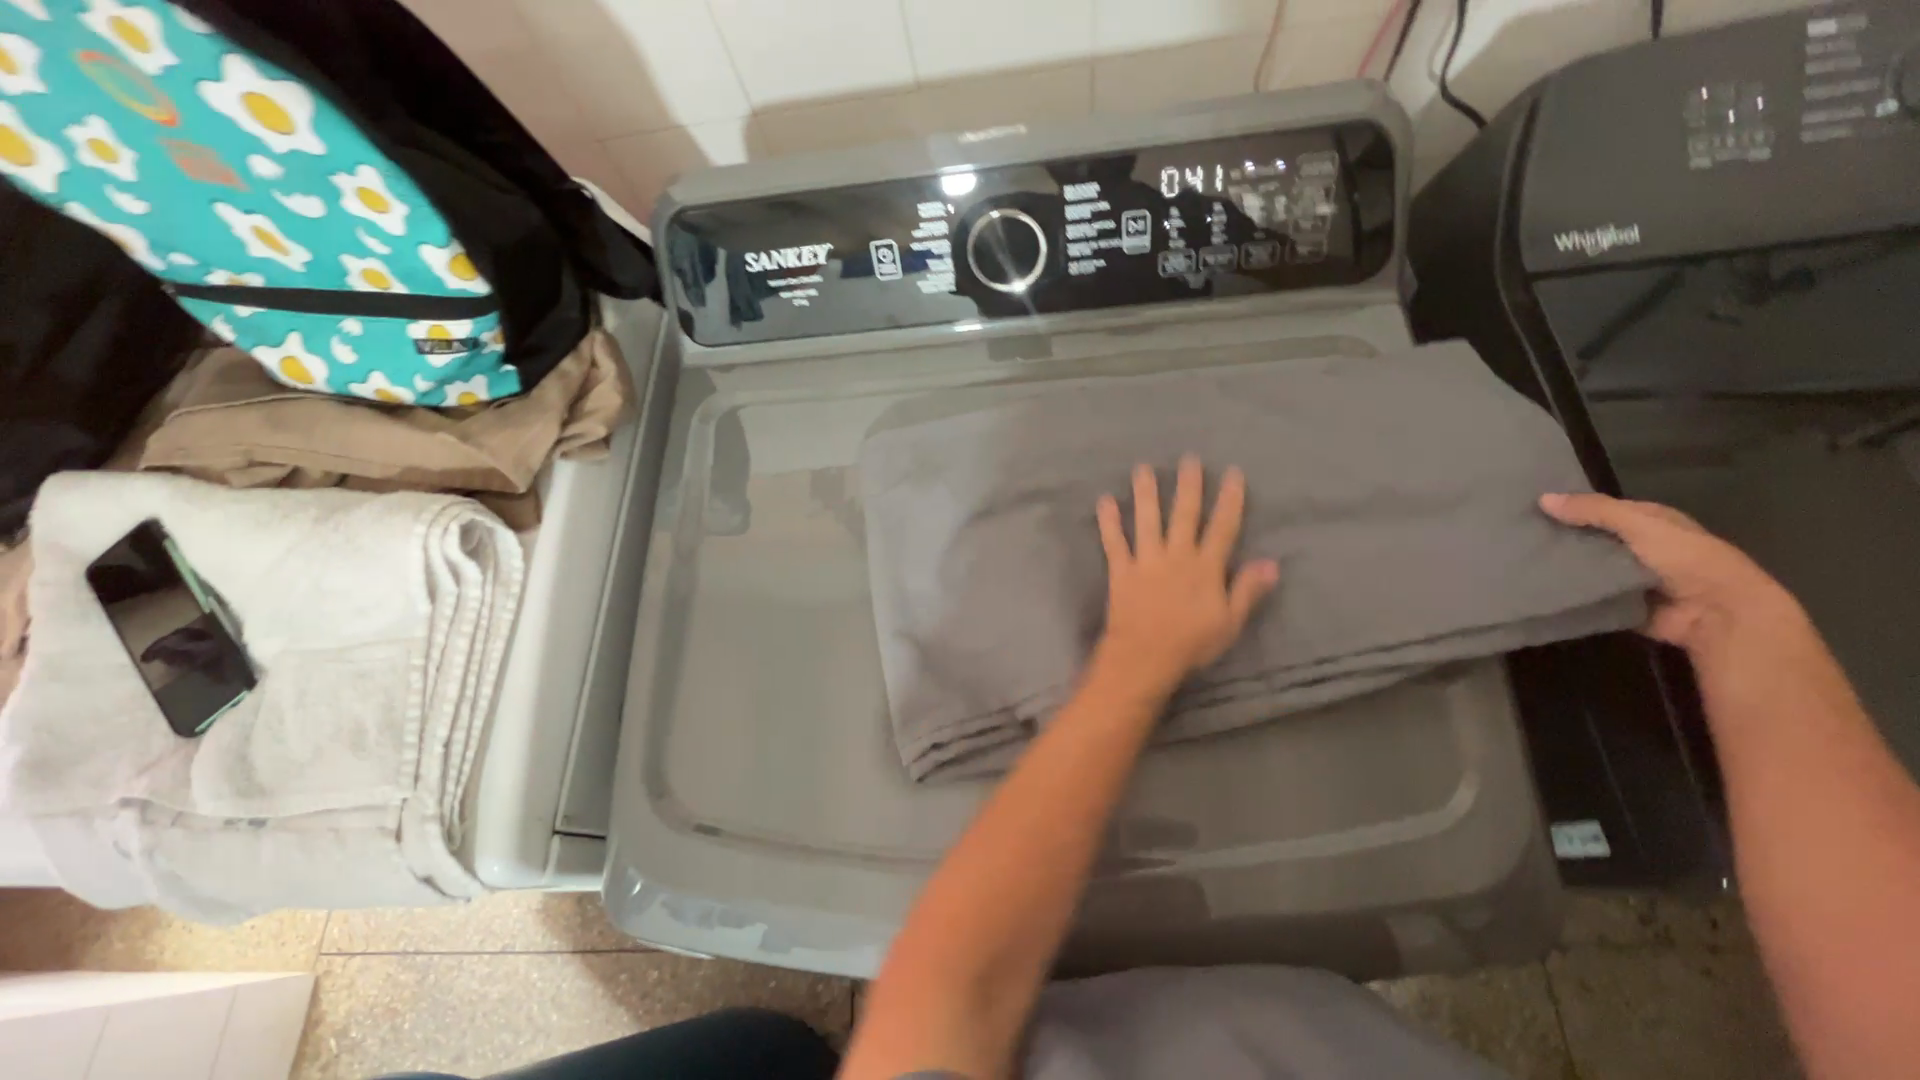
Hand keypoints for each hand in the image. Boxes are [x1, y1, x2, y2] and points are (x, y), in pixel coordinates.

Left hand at [1093, 455, 1280, 692]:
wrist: (1145, 656)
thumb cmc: (1191, 644)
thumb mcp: (1230, 622)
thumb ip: (1248, 590)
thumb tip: (1272, 562)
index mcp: (1206, 567)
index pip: (1222, 527)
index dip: (1229, 500)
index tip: (1232, 473)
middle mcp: (1177, 556)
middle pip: (1184, 515)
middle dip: (1188, 485)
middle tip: (1188, 458)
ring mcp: (1146, 561)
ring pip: (1147, 520)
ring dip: (1146, 493)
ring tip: (1143, 469)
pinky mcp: (1121, 571)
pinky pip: (1114, 542)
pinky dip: (1108, 522)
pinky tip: (1104, 501)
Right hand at [1540, 492, 1802, 658]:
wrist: (1716, 613)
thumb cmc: (1685, 558)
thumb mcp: (1640, 524)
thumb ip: (1594, 511)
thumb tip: (1542, 498)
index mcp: (1648, 522)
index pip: (1600, 510)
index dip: (1569, 507)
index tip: (1529, 508)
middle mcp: (1636, 548)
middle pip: (1588, 539)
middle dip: (1558, 538)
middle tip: (1513, 535)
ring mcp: (1626, 579)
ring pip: (1584, 568)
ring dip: (1559, 567)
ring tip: (1514, 562)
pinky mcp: (1617, 604)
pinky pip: (1586, 596)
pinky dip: (1567, 593)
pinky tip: (1533, 587)